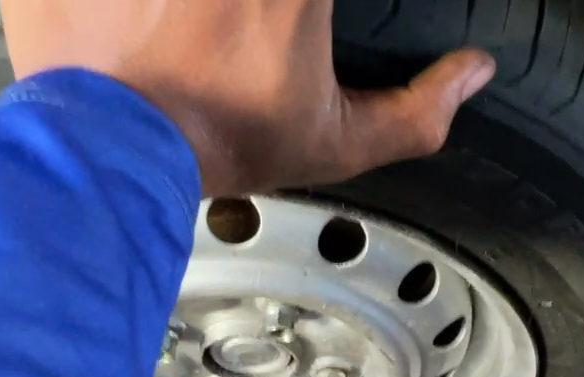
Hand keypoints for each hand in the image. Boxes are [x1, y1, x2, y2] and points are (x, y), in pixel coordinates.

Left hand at [0, 0, 496, 195]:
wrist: (112, 154)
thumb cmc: (218, 141)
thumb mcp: (332, 143)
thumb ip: (414, 112)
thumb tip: (471, 75)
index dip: (321, 9)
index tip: (317, 24)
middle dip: (274, 14)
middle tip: (269, 34)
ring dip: (217, 7)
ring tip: (221, 31)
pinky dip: (149, 0)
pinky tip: (171, 21)